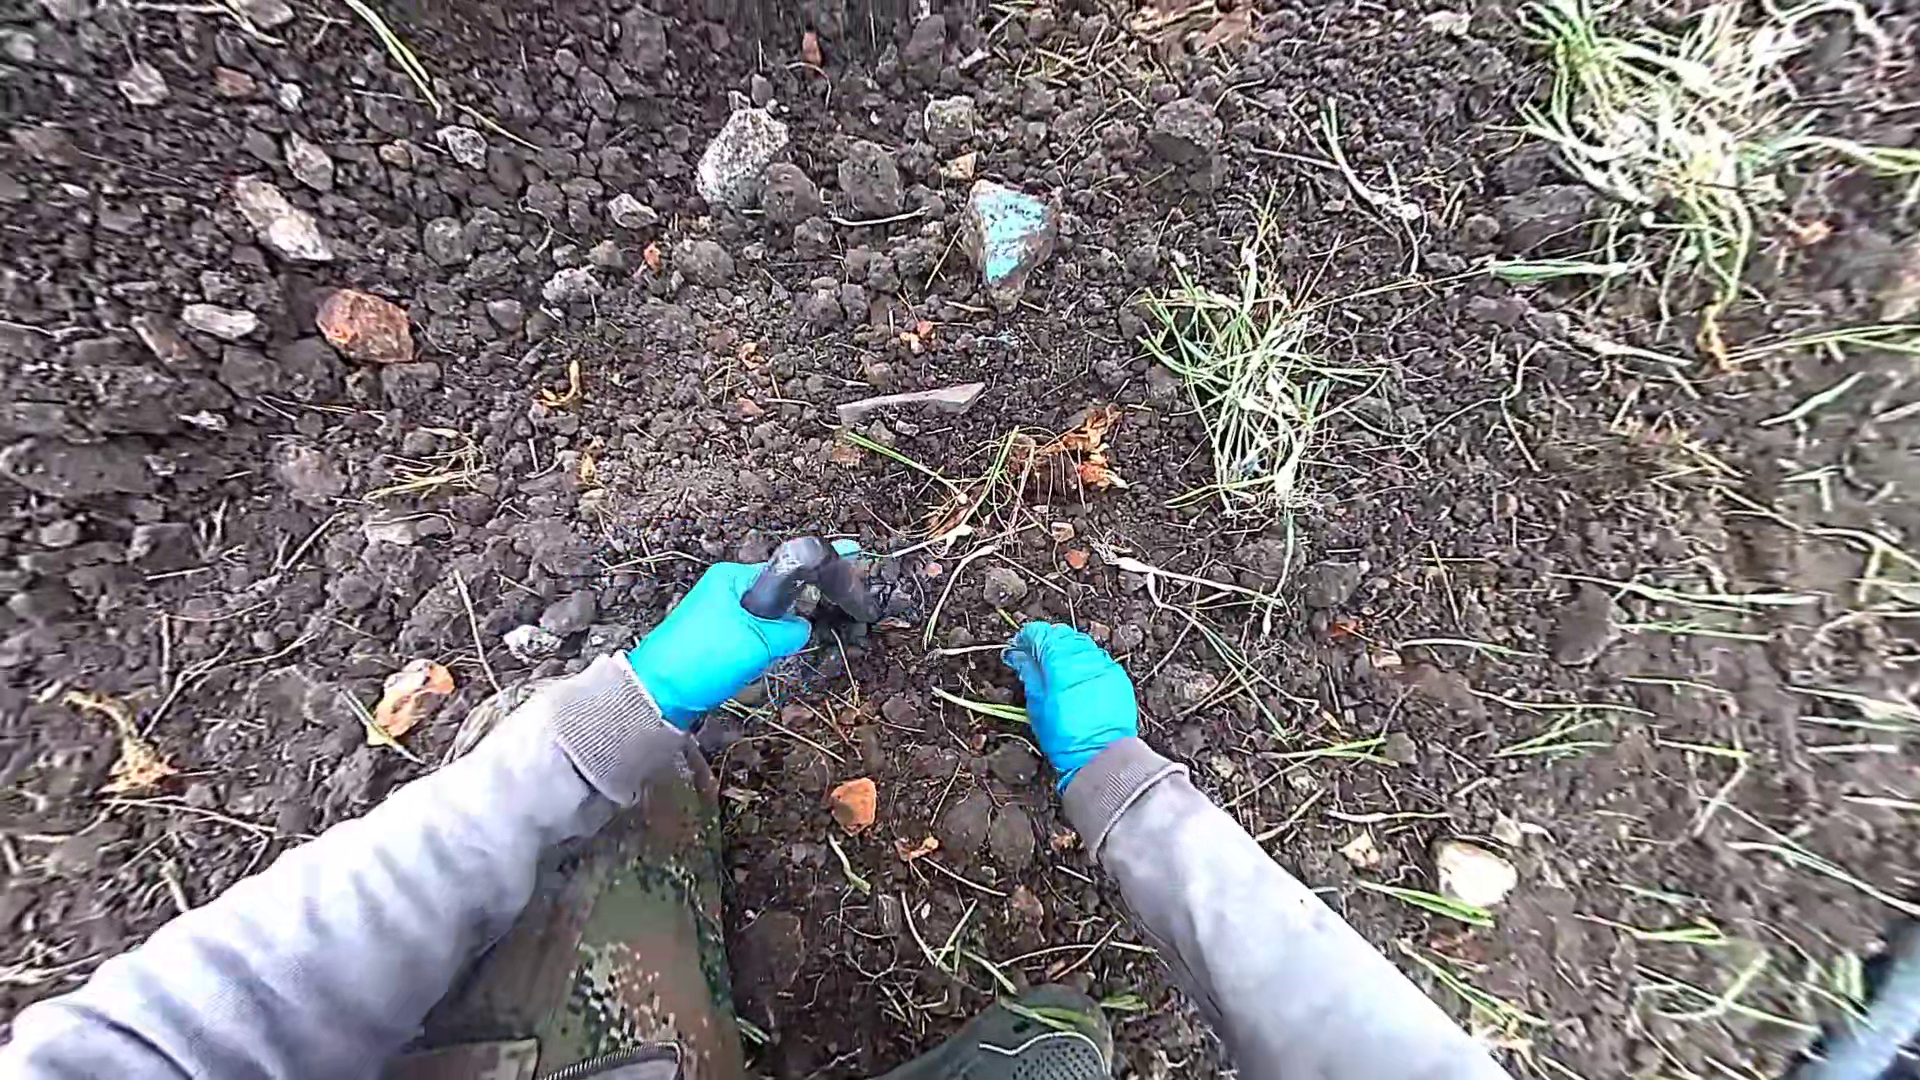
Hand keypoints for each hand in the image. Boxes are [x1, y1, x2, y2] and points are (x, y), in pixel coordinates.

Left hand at [627, 563, 811, 727]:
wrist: (659, 694)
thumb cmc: (703, 658)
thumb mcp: (762, 643)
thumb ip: (792, 631)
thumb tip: (803, 627)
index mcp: (729, 577)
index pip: (778, 577)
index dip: (794, 599)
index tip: (799, 619)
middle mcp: (719, 589)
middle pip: (769, 605)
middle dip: (775, 630)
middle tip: (770, 647)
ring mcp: (712, 614)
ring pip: (757, 627)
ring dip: (761, 647)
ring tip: (749, 661)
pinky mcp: (708, 637)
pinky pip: (742, 642)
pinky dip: (746, 656)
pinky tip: (739, 670)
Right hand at [1002, 622, 1137, 789]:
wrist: (1103, 757)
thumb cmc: (1065, 737)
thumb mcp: (1037, 706)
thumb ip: (1029, 674)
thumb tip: (1019, 655)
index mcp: (1060, 662)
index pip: (1041, 634)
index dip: (1027, 637)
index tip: (1020, 646)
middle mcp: (1084, 657)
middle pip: (1061, 634)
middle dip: (1047, 641)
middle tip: (1036, 657)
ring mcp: (1103, 665)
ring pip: (1080, 643)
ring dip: (1066, 650)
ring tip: (1057, 669)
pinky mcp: (1117, 675)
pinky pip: (1097, 657)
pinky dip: (1084, 661)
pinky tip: (1077, 677)